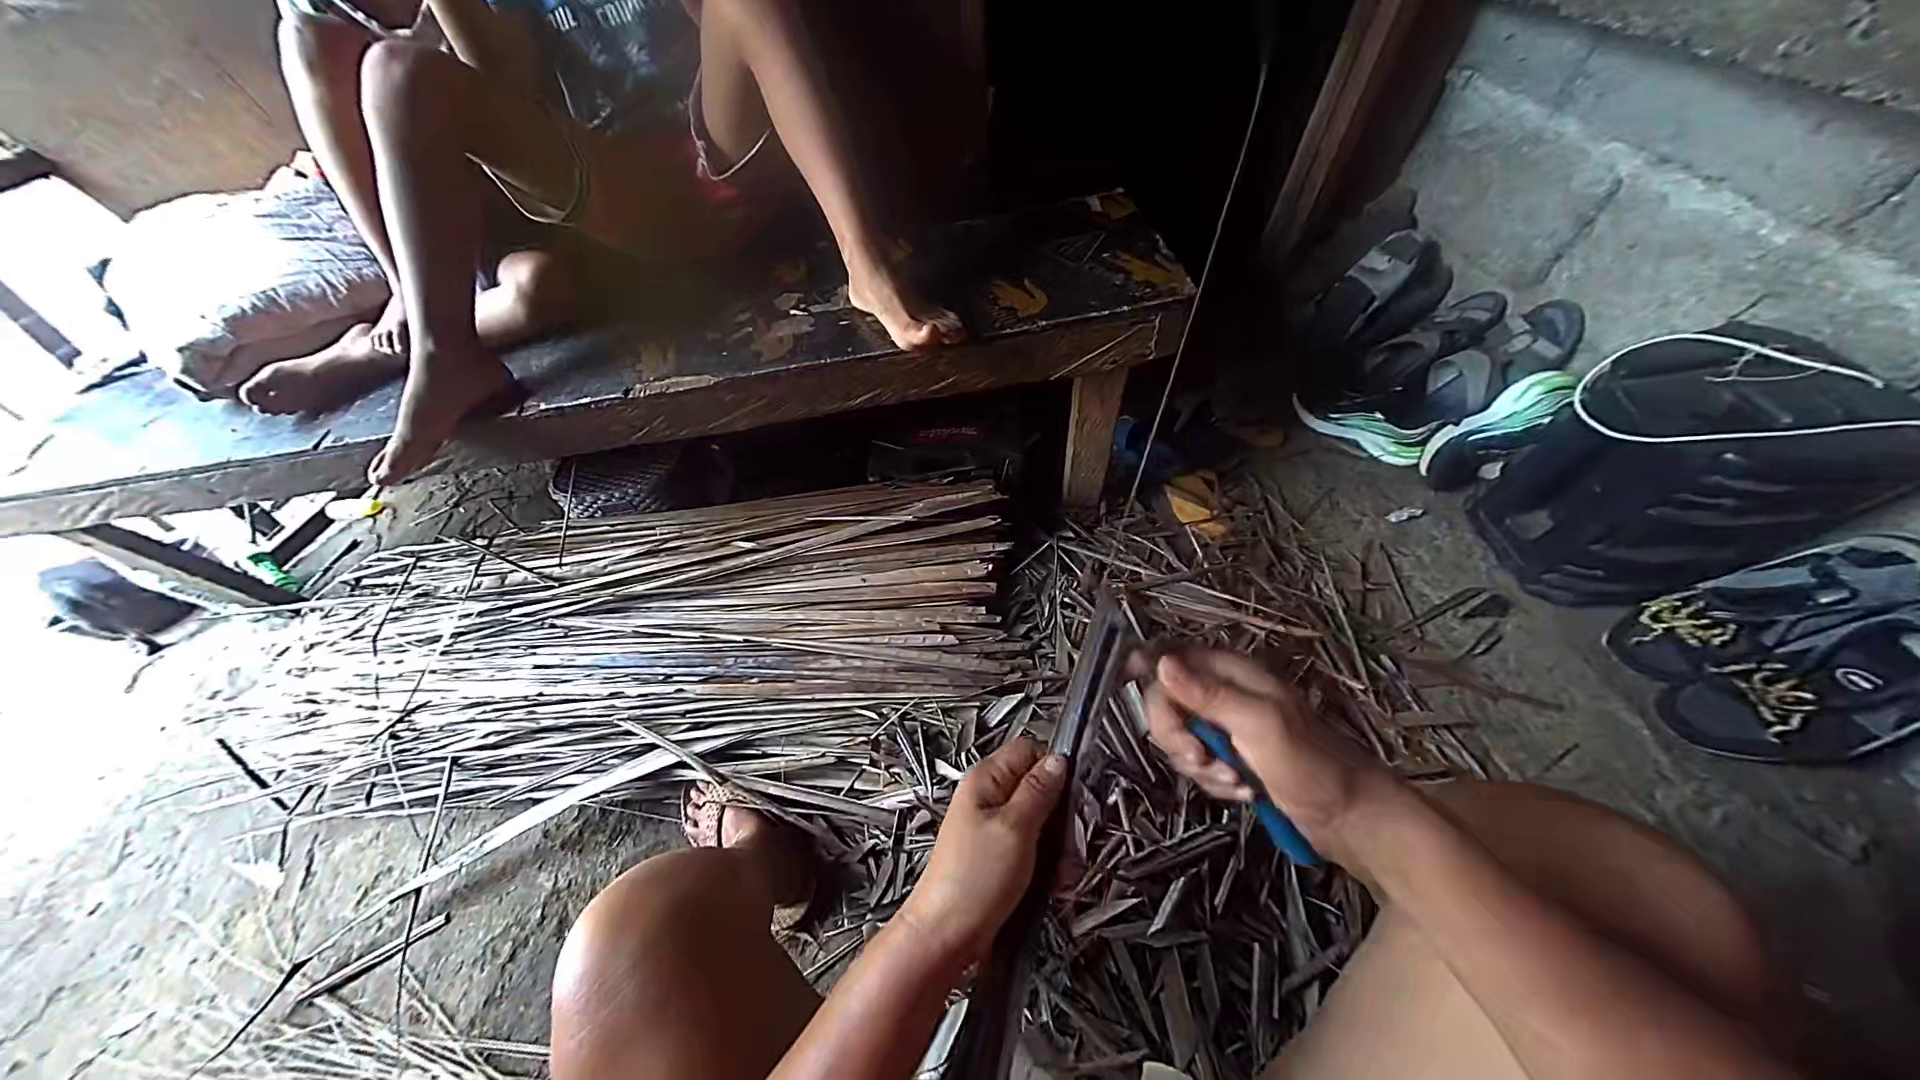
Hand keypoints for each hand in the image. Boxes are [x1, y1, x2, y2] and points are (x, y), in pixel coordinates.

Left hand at [897, 738, 1066, 969]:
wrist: (946, 937)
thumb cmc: (971, 881)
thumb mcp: (1015, 828)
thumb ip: (1039, 791)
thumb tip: (1059, 759)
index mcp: (986, 779)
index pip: (1030, 750)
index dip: (1055, 769)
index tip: (1070, 797)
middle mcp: (988, 799)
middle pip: (1039, 787)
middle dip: (1060, 816)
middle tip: (1067, 843)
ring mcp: (994, 828)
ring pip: (1042, 822)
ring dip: (1057, 847)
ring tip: (1059, 872)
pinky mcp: (1000, 856)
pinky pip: (1034, 850)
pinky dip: (1047, 865)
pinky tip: (1051, 884)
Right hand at [1142, 648, 1392, 863]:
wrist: (1350, 819)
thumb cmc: (1313, 766)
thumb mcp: (1259, 724)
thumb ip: (1208, 694)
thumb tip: (1161, 663)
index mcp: (1230, 672)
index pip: (1170, 657)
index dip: (1146, 668)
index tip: (1125, 685)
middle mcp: (1222, 693)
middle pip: (1165, 701)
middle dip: (1176, 737)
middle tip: (1202, 758)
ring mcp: (1224, 725)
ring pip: (1177, 736)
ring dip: (1197, 766)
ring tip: (1233, 781)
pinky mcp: (1228, 755)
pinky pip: (1195, 763)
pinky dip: (1211, 780)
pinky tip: (1239, 791)